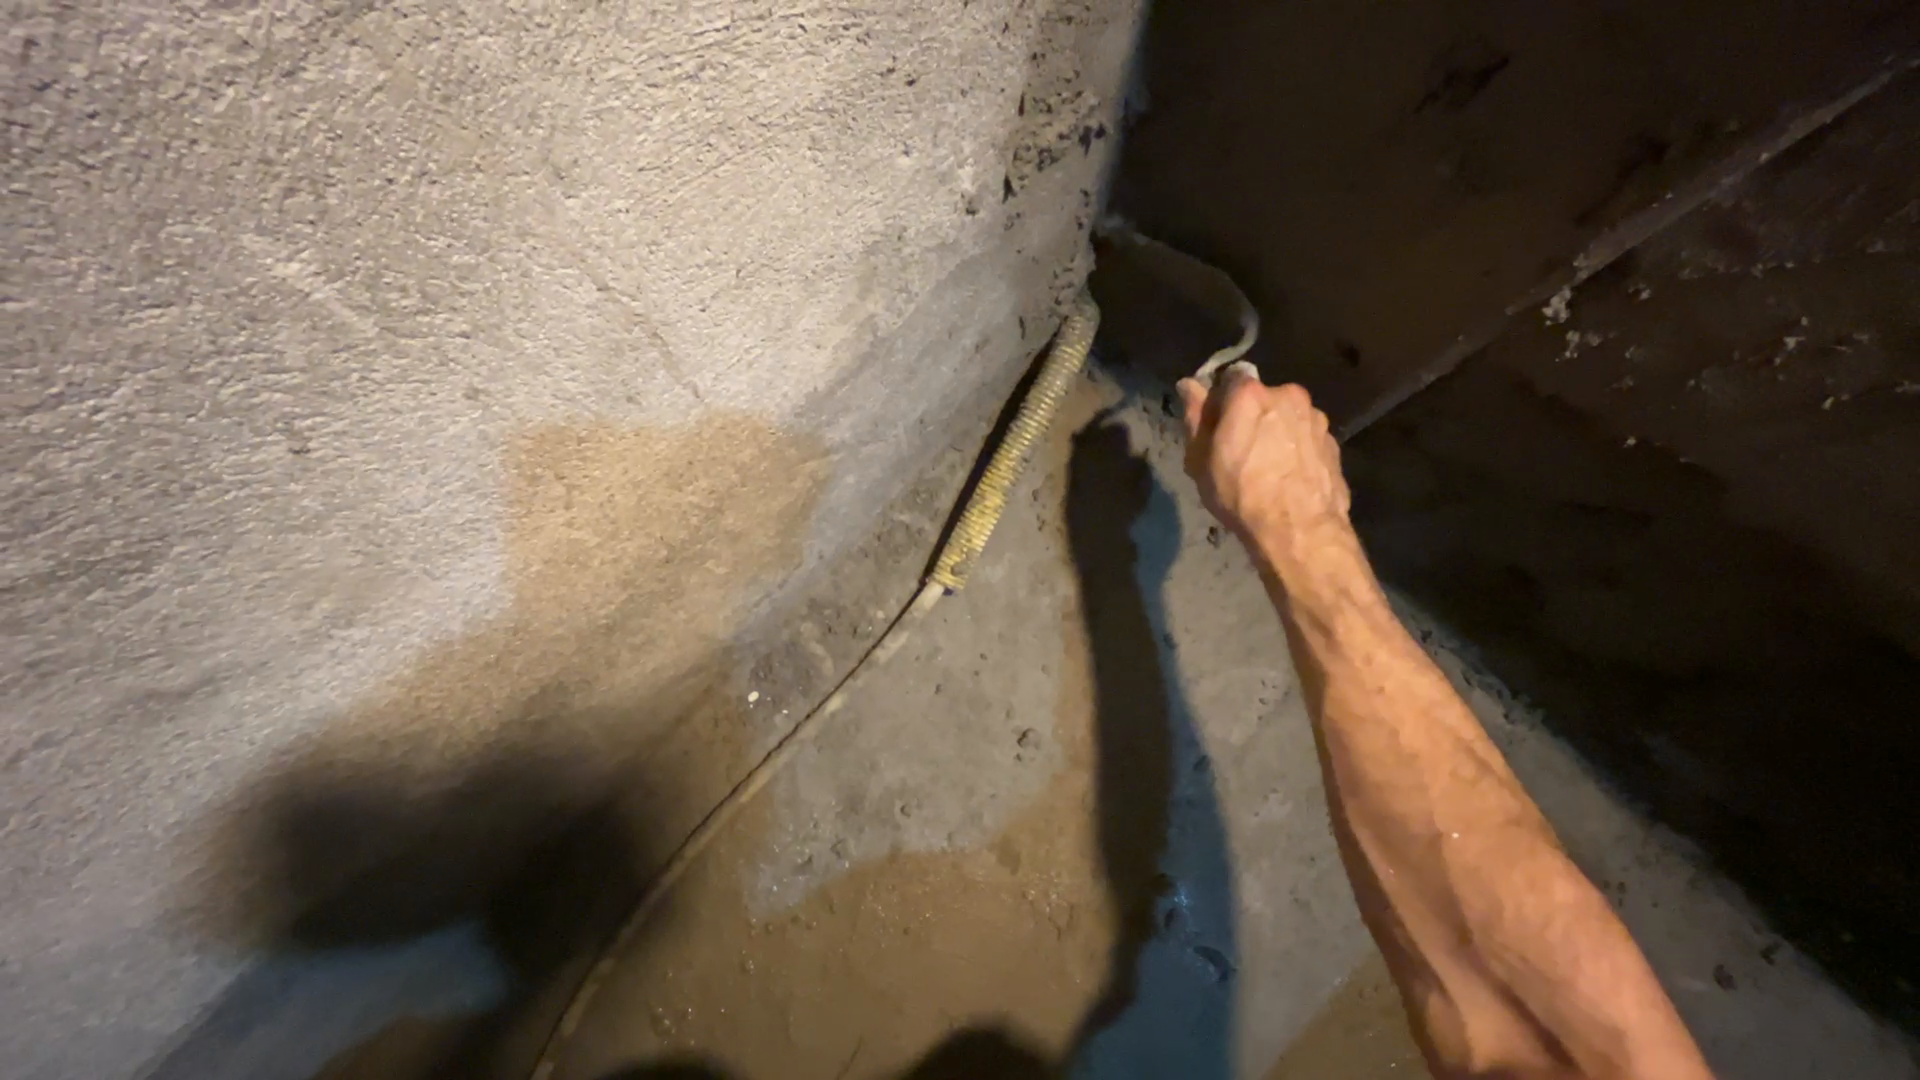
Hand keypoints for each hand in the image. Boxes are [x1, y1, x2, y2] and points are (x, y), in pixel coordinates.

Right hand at [1177, 364, 1354, 573]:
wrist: (1299, 530)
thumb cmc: (1240, 494)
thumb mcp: (1201, 459)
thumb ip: (1195, 417)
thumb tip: (1189, 385)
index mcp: (1250, 394)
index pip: (1230, 379)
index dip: (1220, 402)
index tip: (1215, 428)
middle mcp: (1288, 395)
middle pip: (1262, 398)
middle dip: (1250, 416)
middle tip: (1239, 453)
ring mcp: (1315, 417)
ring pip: (1286, 417)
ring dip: (1276, 432)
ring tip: (1267, 469)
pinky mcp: (1333, 441)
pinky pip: (1305, 438)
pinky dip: (1295, 449)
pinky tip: (1287, 477)